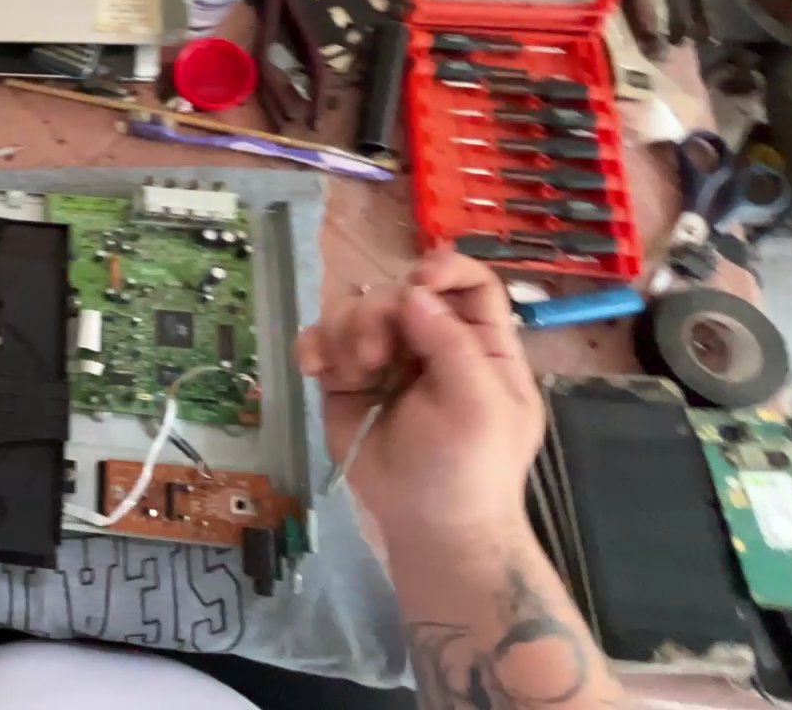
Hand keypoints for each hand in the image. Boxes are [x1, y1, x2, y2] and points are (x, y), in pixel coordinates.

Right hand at [295, 250, 543, 555]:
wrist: (422, 522)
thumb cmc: (466, 468)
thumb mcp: (477, 408)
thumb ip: (451, 346)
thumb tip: (411, 293)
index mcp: (479, 347)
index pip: (470, 285)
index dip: (445, 269)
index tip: (416, 281)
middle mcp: (429, 343)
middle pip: (395, 294)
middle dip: (375, 317)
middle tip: (372, 359)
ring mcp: (383, 358)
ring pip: (351, 311)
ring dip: (343, 335)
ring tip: (351, 374)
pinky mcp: (343, 375)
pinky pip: (319, 339)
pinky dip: (312, 347)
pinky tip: (313, 370)